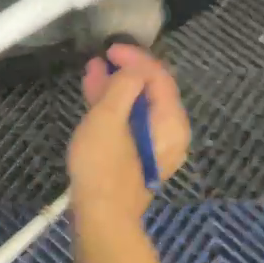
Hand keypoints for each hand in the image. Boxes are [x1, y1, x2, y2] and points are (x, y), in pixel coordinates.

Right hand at [70, 44, 189, 225]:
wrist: (101, 214)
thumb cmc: (104, 163)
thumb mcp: (109, 117)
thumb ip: (124, 87)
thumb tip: (132, 70)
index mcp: (170, 121)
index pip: (158, 77)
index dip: (135, 58)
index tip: (109, 48)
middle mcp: (169, 132)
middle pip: (152, 91)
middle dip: (126, 70)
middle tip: (102, 56)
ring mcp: (153, 145)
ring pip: (138, 105)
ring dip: (116, 86)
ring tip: (93, 69)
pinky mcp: (137, 155)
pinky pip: (130, 120)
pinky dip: (113, 105)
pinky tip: (93, 94)